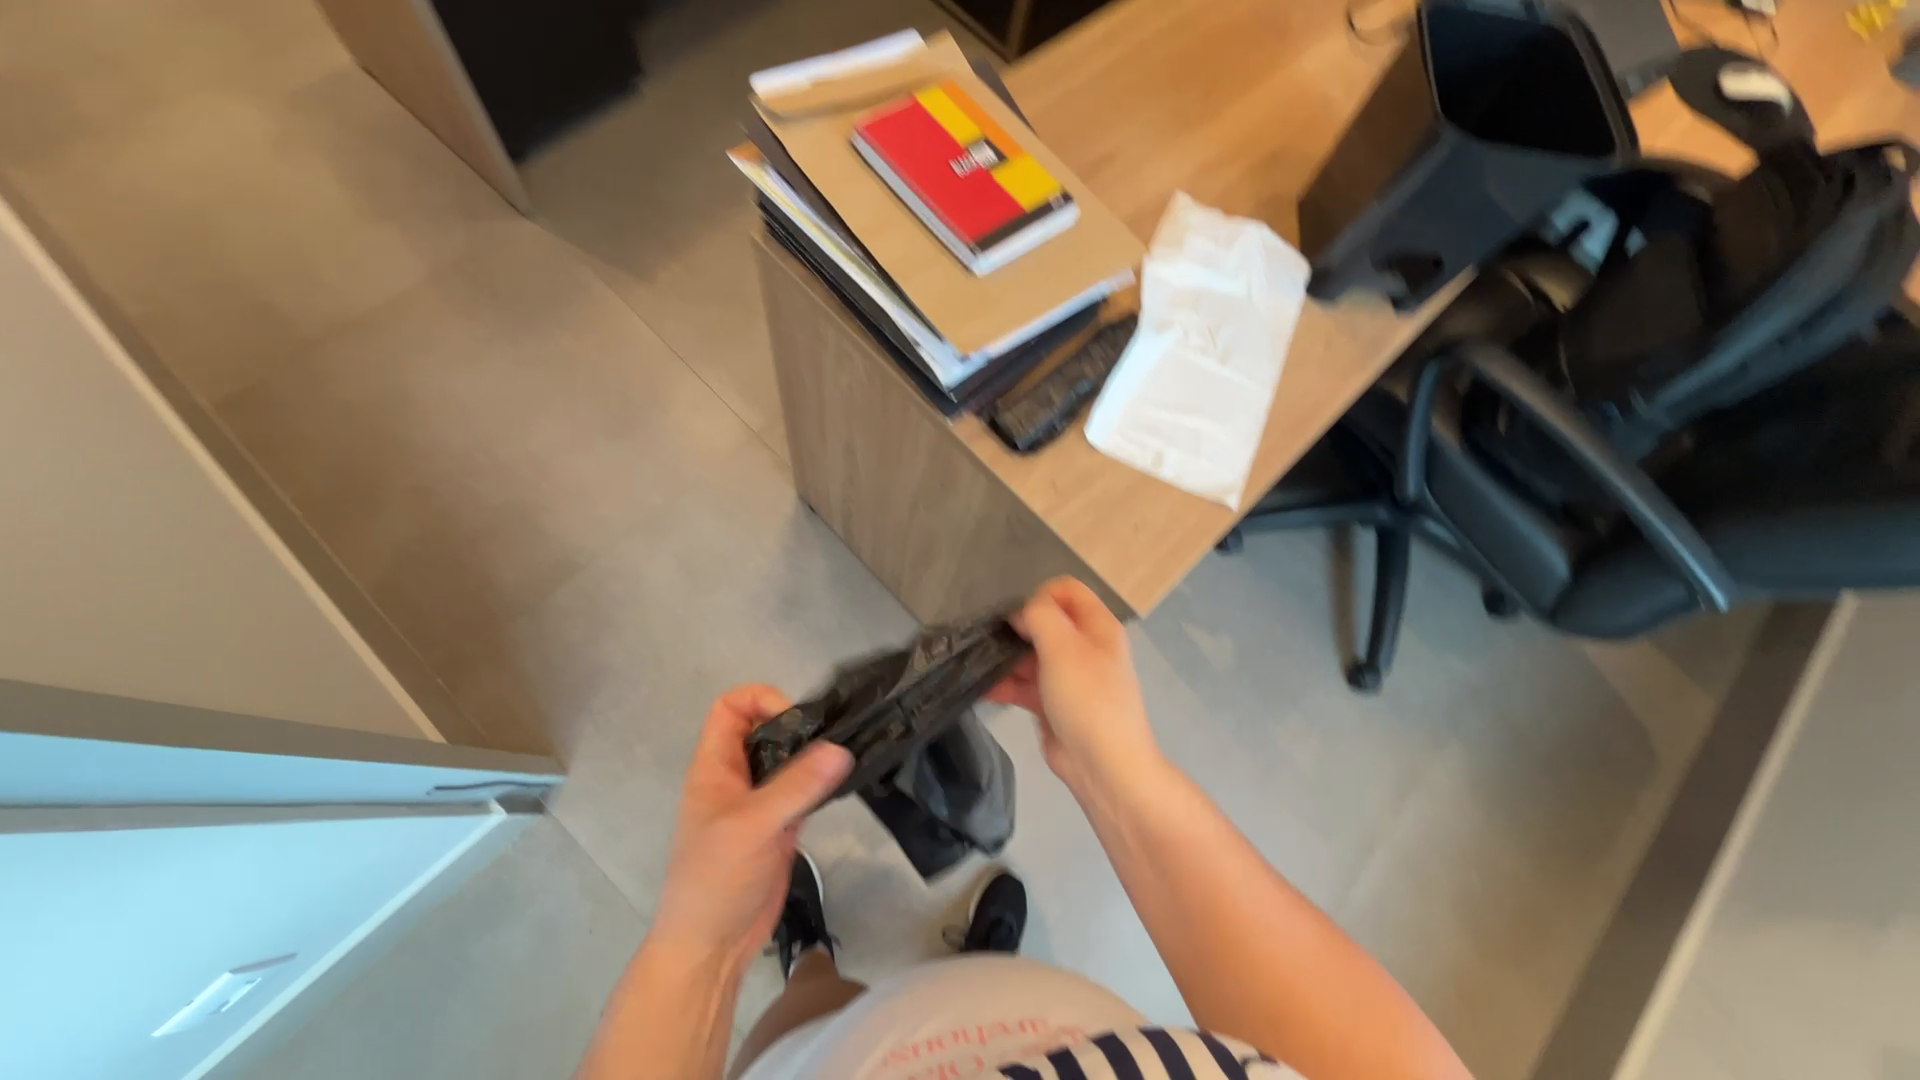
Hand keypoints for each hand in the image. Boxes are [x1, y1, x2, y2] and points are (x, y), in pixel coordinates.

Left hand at [649, 685, 852, 972]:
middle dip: (797, 725)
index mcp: (715, 767)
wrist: (711, 947)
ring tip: (848, 755)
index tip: (796, 718)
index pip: (731, 707)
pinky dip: (821, 783)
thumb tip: (841, 748)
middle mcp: (736, 778)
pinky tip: (844, 784)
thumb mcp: (753, 826)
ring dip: (814, 755)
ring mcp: (760, 803)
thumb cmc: (716, 879)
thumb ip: (797, 786)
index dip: (761, 700)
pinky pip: (803, 791)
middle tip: (832, 737)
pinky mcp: (780, 827)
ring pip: (788, 760)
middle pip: (765, 729)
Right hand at [988, 578, 1161, 792]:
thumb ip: (1040, 616)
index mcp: (1097, 627)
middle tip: (990, 638)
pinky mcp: (1051, 704)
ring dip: (1004, 658)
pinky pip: (1023, 685)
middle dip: (1016, 628)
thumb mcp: (1064, 646)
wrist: (1103, 765)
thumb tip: (1021, 613)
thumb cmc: (1088, 698)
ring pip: (1030, 655)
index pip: (1067, 591)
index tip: (1018, 616)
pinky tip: (980, 689)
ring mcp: (1067, 677)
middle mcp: (1084, 647)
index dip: (1040, 596)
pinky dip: (1004, 685)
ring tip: (976, 662)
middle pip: (1045, 623)